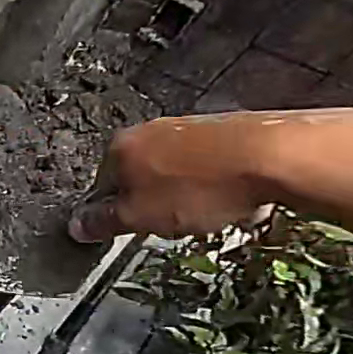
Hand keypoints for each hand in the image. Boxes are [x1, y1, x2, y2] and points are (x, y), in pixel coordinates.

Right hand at [67, 109, 352, 241]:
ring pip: (174, 166)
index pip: (100, 185)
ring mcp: (188, 123)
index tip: (132, 230)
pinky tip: (233, 193)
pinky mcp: (227, 125)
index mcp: (119, 148)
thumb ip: (104, 221)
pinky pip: (208, 159)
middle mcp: (147, 129)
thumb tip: (75, 225)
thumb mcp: (141, 217)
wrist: (277, 155)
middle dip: (150, 197)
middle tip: (170, 223)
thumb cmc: (197, 190)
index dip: (114, 211)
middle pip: (137, 172)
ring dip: (183, 189)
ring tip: (207, 211)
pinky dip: (214, 178)